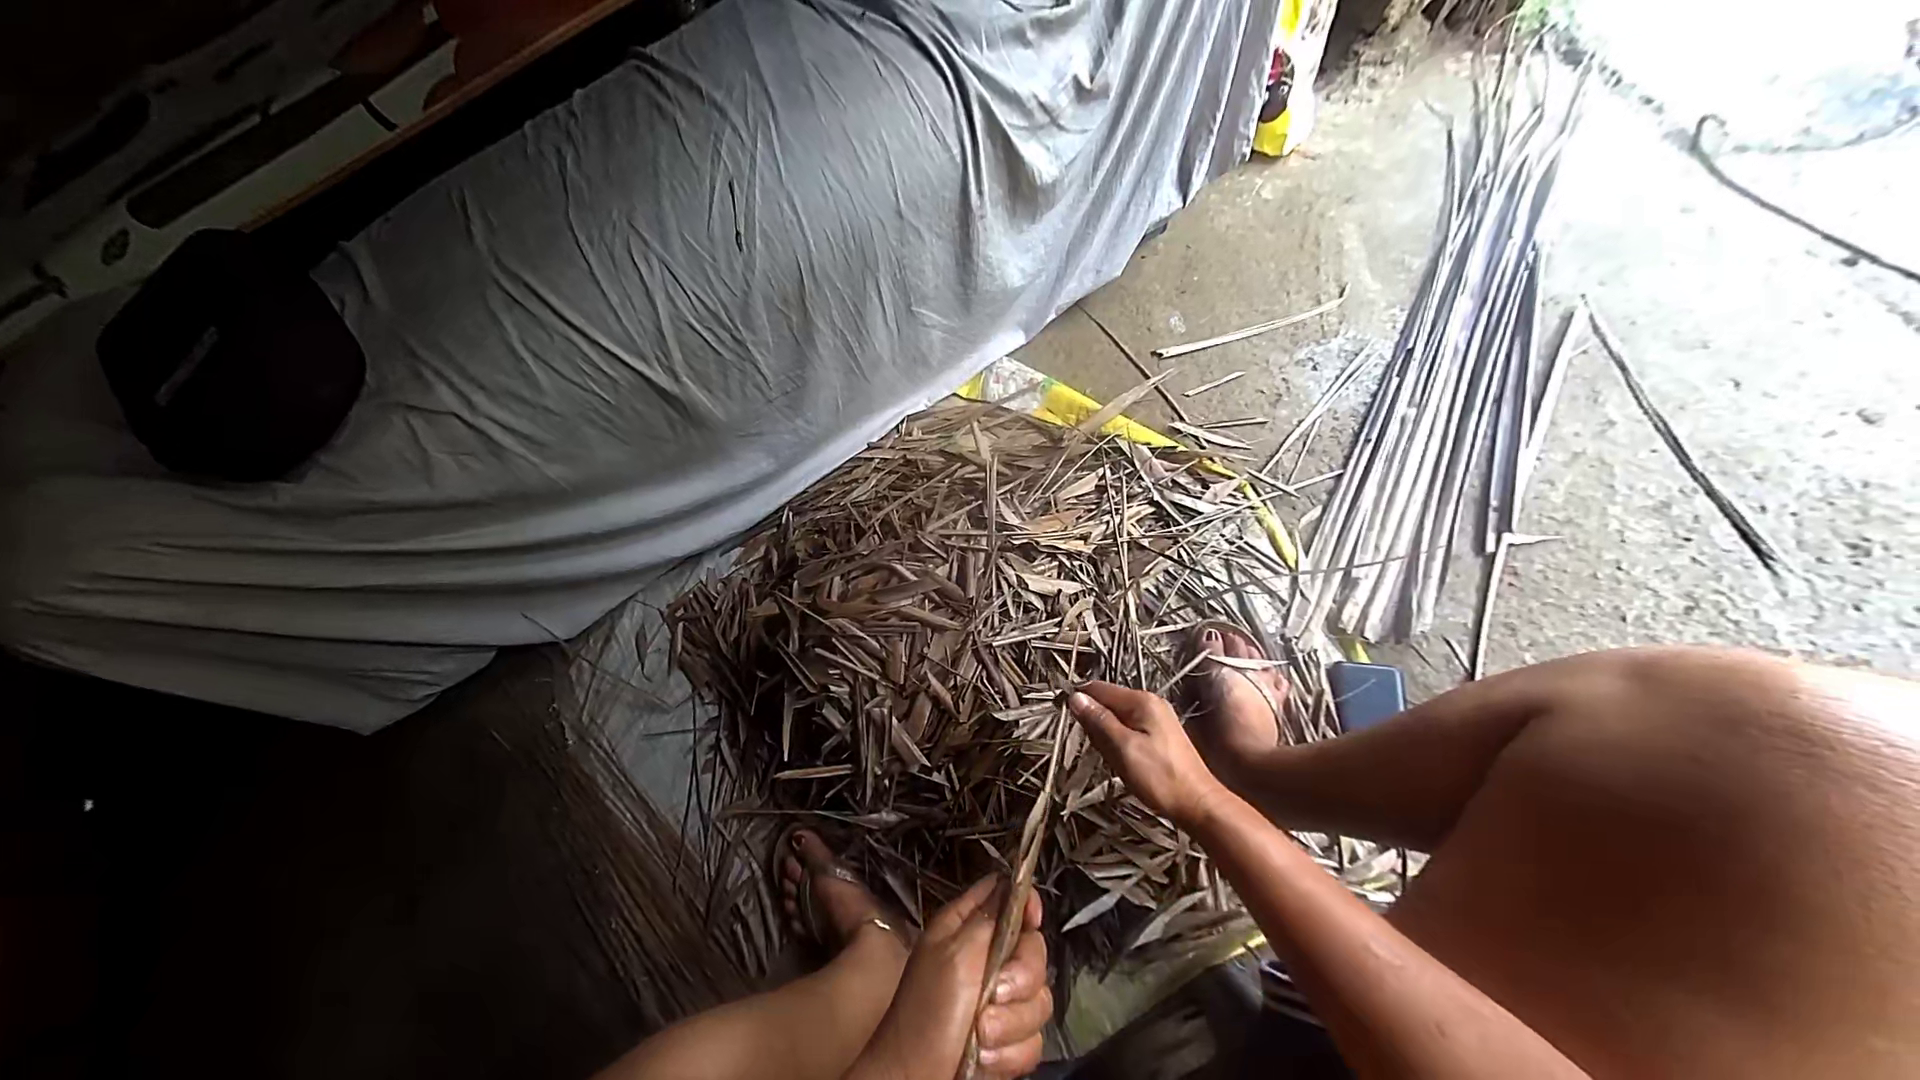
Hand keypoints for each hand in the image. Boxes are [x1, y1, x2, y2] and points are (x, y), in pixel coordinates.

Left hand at [849, 876, 1050, 1079]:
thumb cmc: (927, 1013)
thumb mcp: (954, 953)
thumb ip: (988, 918)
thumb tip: (1010, 881)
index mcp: (966, 926)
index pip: (1008, 895)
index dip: (1026, 903)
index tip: (1031, 922)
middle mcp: (985, 956)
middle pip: (1033, 949)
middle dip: (1020, 978)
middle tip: (994, 993)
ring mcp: (998, 1000)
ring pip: (1038, 998)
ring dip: (1012, 1022)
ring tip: (982, 1034)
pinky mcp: (1007, 1039)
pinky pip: (1033, 1039)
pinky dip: (1012, 1052)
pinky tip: (987, 1057)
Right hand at [1068, 682, 1226, 827]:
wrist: (1199, 804)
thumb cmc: (1160, 778)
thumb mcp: (1123, 748)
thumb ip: (1098, 721)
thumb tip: (1075, 697)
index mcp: (1141, 701)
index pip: (1098, 688)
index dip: (1078, 700)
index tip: (1063, 717)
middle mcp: (1150, 703)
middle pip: (1108, 702)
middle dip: (1094, 722)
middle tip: (1098, 749)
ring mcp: (1157, 718)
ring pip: (1117, 717)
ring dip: (1106, 735)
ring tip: (1112, 758)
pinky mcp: (1160, 735)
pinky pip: (1129, 729)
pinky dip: (1118, 741)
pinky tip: (1123, 760)